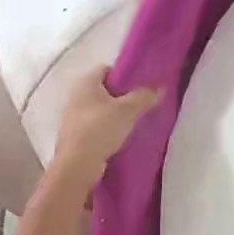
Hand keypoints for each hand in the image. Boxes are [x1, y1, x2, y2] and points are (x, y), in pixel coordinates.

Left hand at [51, 67, 159, 191]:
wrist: (77, 165)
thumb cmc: (100, 129)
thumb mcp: (127, 110)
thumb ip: (144, 97)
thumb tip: (160, 88)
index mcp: (85, 82)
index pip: (106, 69)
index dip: (124, 75)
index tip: (140, 86)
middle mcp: (75, 96)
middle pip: (104, 90)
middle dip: (122, 97)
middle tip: (141, 105)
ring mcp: (73, 117)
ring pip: (100, 110)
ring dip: (115, 115)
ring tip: (134, 123)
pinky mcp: (75, 135)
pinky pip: (96, 126)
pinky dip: (107, 129)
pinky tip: (121, 138)